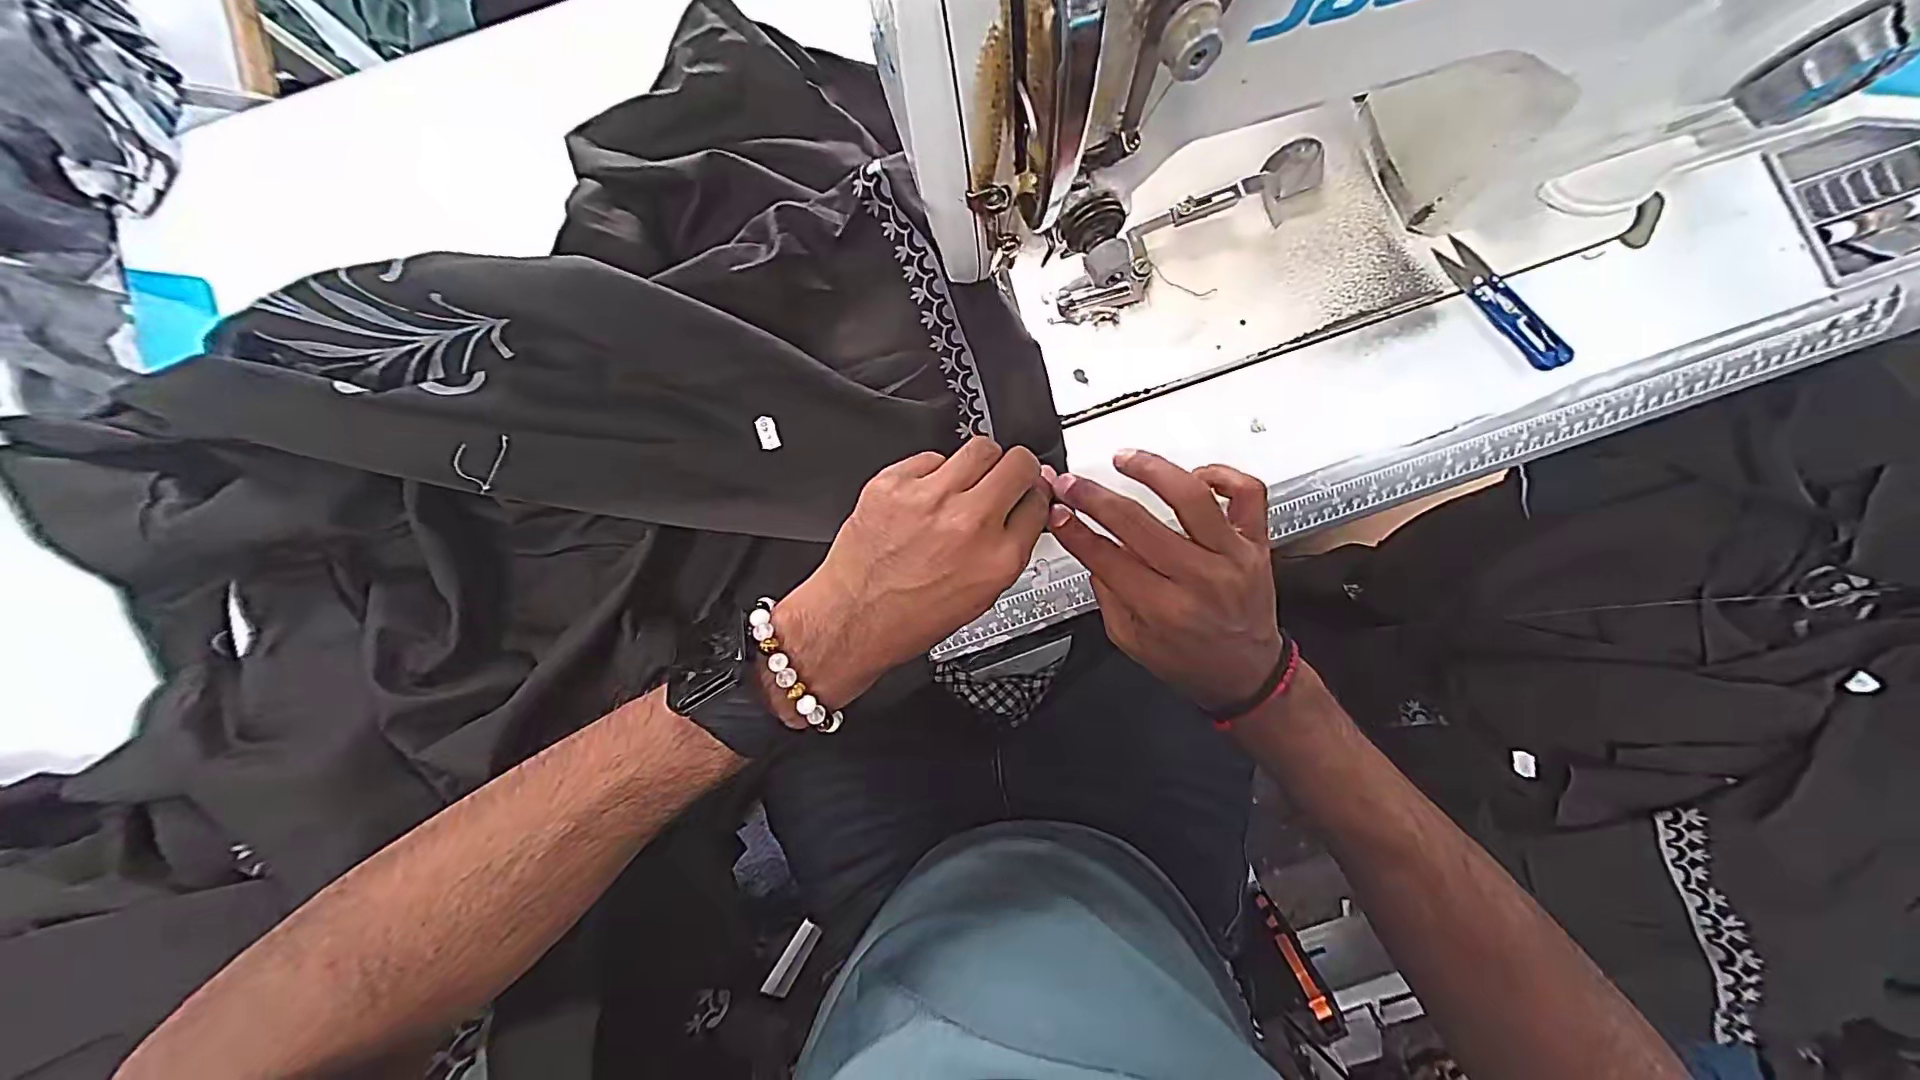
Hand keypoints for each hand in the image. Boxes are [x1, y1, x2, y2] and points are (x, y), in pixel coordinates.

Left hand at [769, 438, 1050, 716]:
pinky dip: (933, 471)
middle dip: (1018, 469)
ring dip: (980, 462)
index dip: (1032, 497)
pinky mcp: (894, 484)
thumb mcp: (982, 595)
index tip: (1025, 495)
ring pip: (981, 448)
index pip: (1038, 503)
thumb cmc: (910, 617)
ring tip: (965, 483)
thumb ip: (1009, 548)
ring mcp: (930, 499)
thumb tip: (1021, 514)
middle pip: (1019, 464)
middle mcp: (969, 524)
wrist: (852, 618)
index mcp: (999, 558)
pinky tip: (924, 495)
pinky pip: (931, 456)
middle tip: (1005, 477)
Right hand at [1046, 450, 1282, 710]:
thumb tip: (1090, 547)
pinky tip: (1194, 474)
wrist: (1246, 673)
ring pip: (1191, 497)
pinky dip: (1222, 474)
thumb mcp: (1130, 640)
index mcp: (1163, 609)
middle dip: (1093, 497)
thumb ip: (1107, 594)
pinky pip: (1247, 494)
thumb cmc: (1191, 660)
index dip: (1074, 530)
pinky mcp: (1255, 544)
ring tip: (1125, 460)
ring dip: (1150, 471)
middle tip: (1073, 484)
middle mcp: (1199, 580)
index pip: (1106, 557)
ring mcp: (1231, 558)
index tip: (1059, 512)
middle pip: (1136, 522)